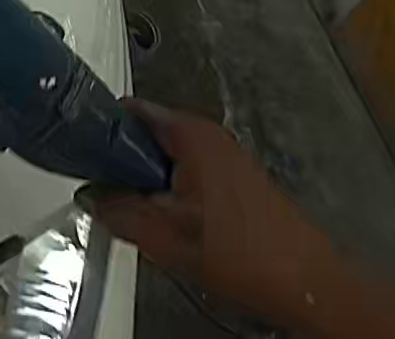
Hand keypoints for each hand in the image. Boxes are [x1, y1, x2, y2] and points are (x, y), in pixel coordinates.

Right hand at [81, 100, 319, 308]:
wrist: (311, 286)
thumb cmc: (241, 253)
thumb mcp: (168, 238)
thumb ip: (121, 213)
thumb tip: (88, 197)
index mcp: (190, 132)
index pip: (132, 108)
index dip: (103, 126)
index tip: (84, 152)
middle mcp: (207, 132)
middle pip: (148, 132)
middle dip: (126, 160)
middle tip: (109, 191)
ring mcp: (223, 153)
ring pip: (167, 155)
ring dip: (148, 178)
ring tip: (138, 210)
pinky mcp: (234, 176)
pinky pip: (187, 169)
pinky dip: (171, 187)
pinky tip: (172, 221)